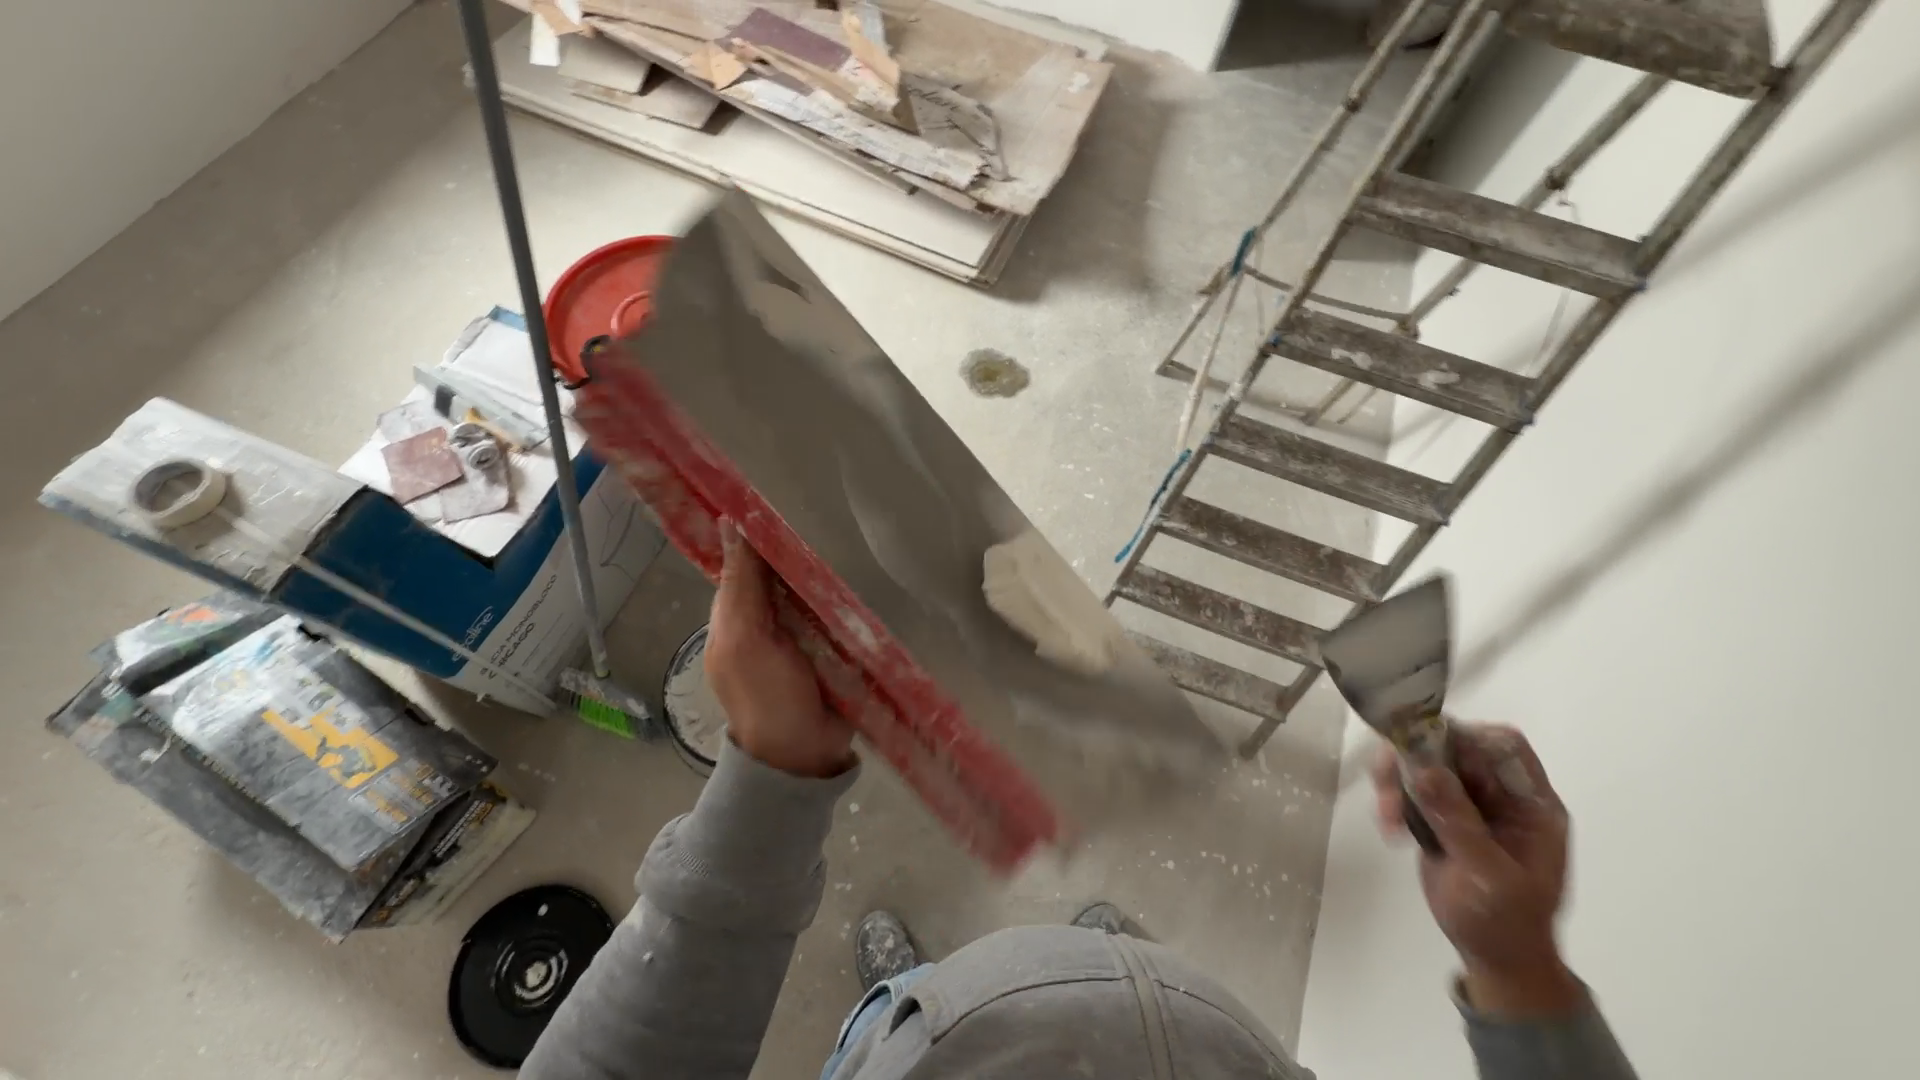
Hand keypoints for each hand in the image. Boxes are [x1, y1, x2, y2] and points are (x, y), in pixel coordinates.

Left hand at [704, 520, 854, 778]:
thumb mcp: (745, 637)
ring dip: (822, 574)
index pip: (744, 560)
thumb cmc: (765, 696)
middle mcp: (765, 617)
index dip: (756, 533)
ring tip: (843, 545)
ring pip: (808, 587)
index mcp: (735, 614)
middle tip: (818, 525)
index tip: (774, 500)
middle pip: (781, 570)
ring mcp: (799, 632)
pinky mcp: (829, 645)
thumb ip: (742, 583)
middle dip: (796, 551)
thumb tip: (730, 522)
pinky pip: (832, 611)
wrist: (803, 755)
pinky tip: (854, 583)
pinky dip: (840, 599)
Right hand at [1373, 724, 1583, 1016]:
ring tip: (1387, 820)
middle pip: (1452, 746)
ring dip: (1395, 783)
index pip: (1502, 746)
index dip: (1465, 738)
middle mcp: (1498, 794)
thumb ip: (1459, 821)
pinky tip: (1390, 831)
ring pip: (1421, 763)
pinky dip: (1391, 801)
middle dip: (1414, 760)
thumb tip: (1423, 768)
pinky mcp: (1437, 816)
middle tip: (1388, 785)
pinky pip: (1407, 788)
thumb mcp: (1488, 874)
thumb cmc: (1506, 921)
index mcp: (1529, 803)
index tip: (1424, 751)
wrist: (1495, 958)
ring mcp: (1466, 803)